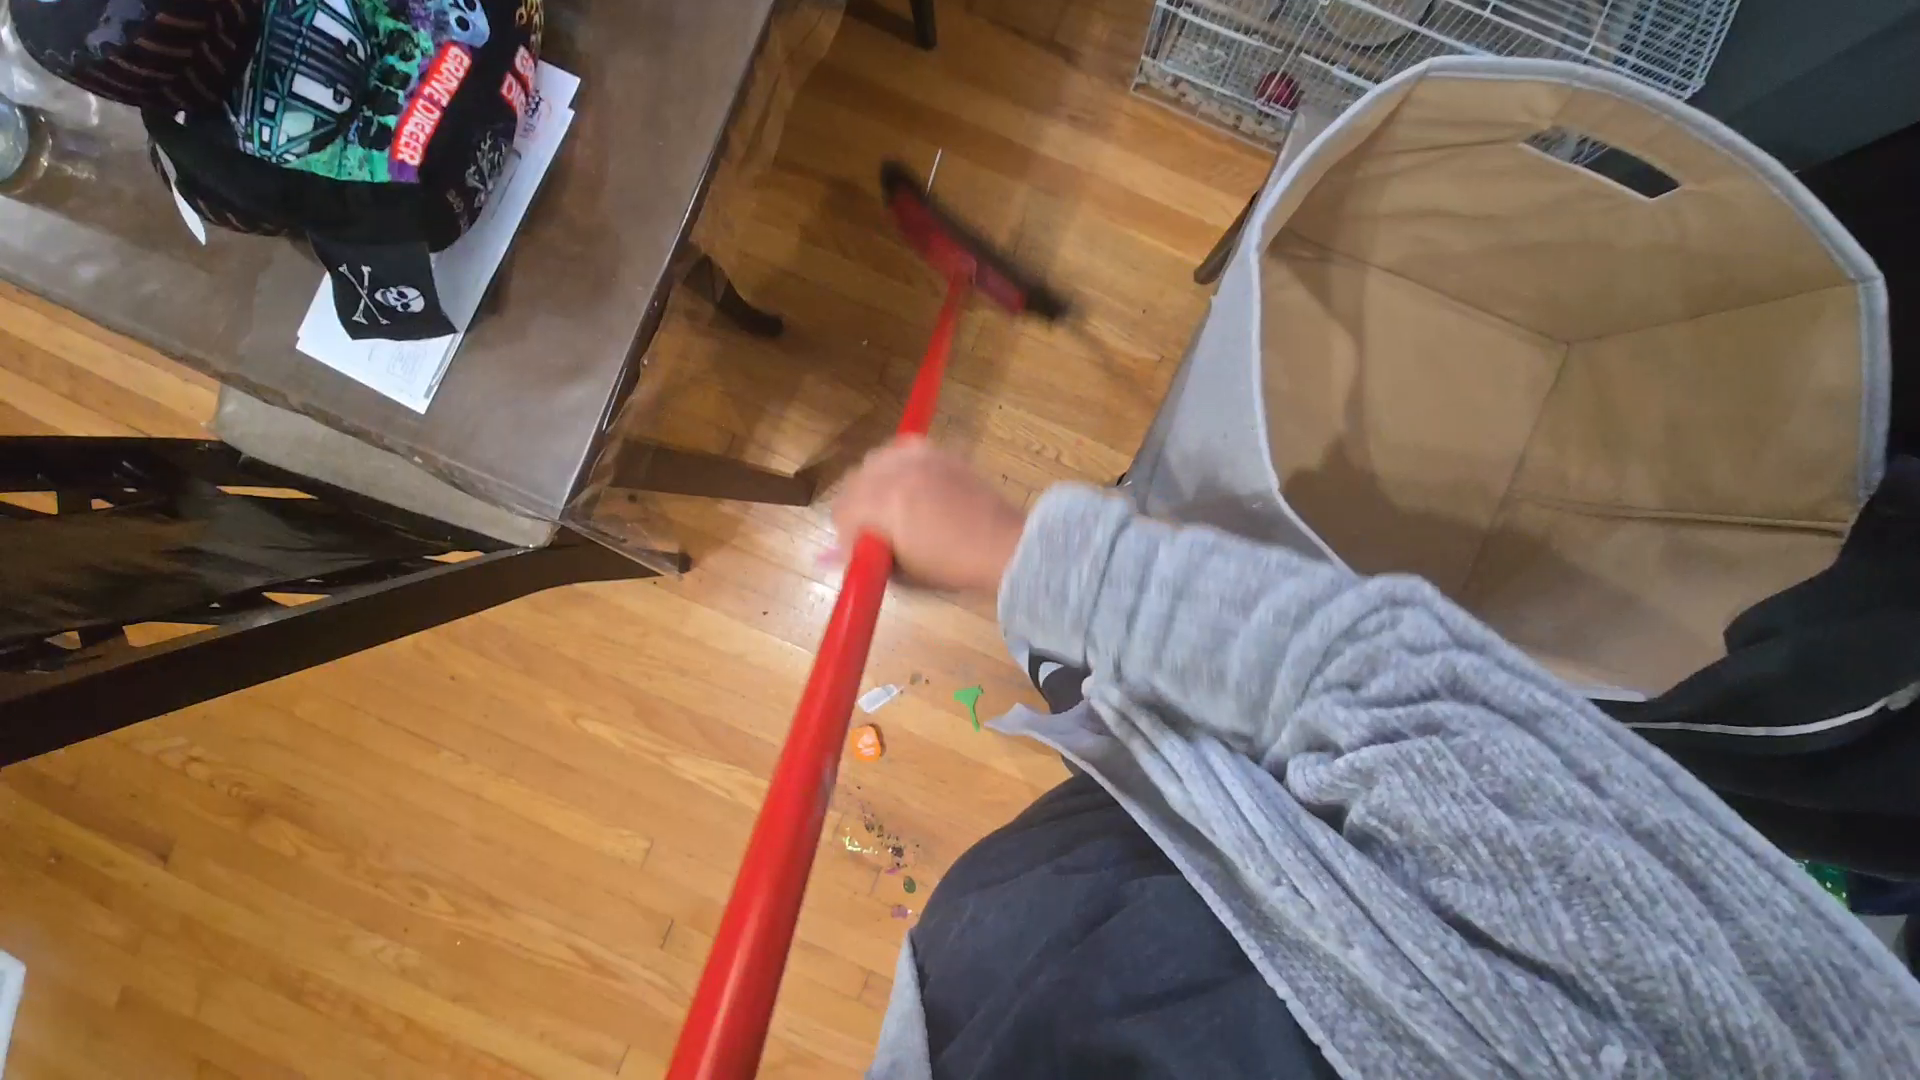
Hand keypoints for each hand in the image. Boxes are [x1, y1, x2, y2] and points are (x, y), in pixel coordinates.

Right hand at [829, 437, 1027, 593]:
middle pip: (854, 482)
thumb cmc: (952, 567)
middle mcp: (897, 471)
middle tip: (874, 533)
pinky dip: (896, 463)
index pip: (842, 511)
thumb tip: (822, 559)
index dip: (846, 535)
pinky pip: (901, 448)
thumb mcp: (903, 571)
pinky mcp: (938, 451)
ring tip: (890, 508)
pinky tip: (906, 482)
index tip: (861, 551)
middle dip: (857, 508)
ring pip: (874, 461)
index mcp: (884, 502)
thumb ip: (862, 558)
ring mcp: (919, 457)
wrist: (1003, 546)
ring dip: (873, 484)